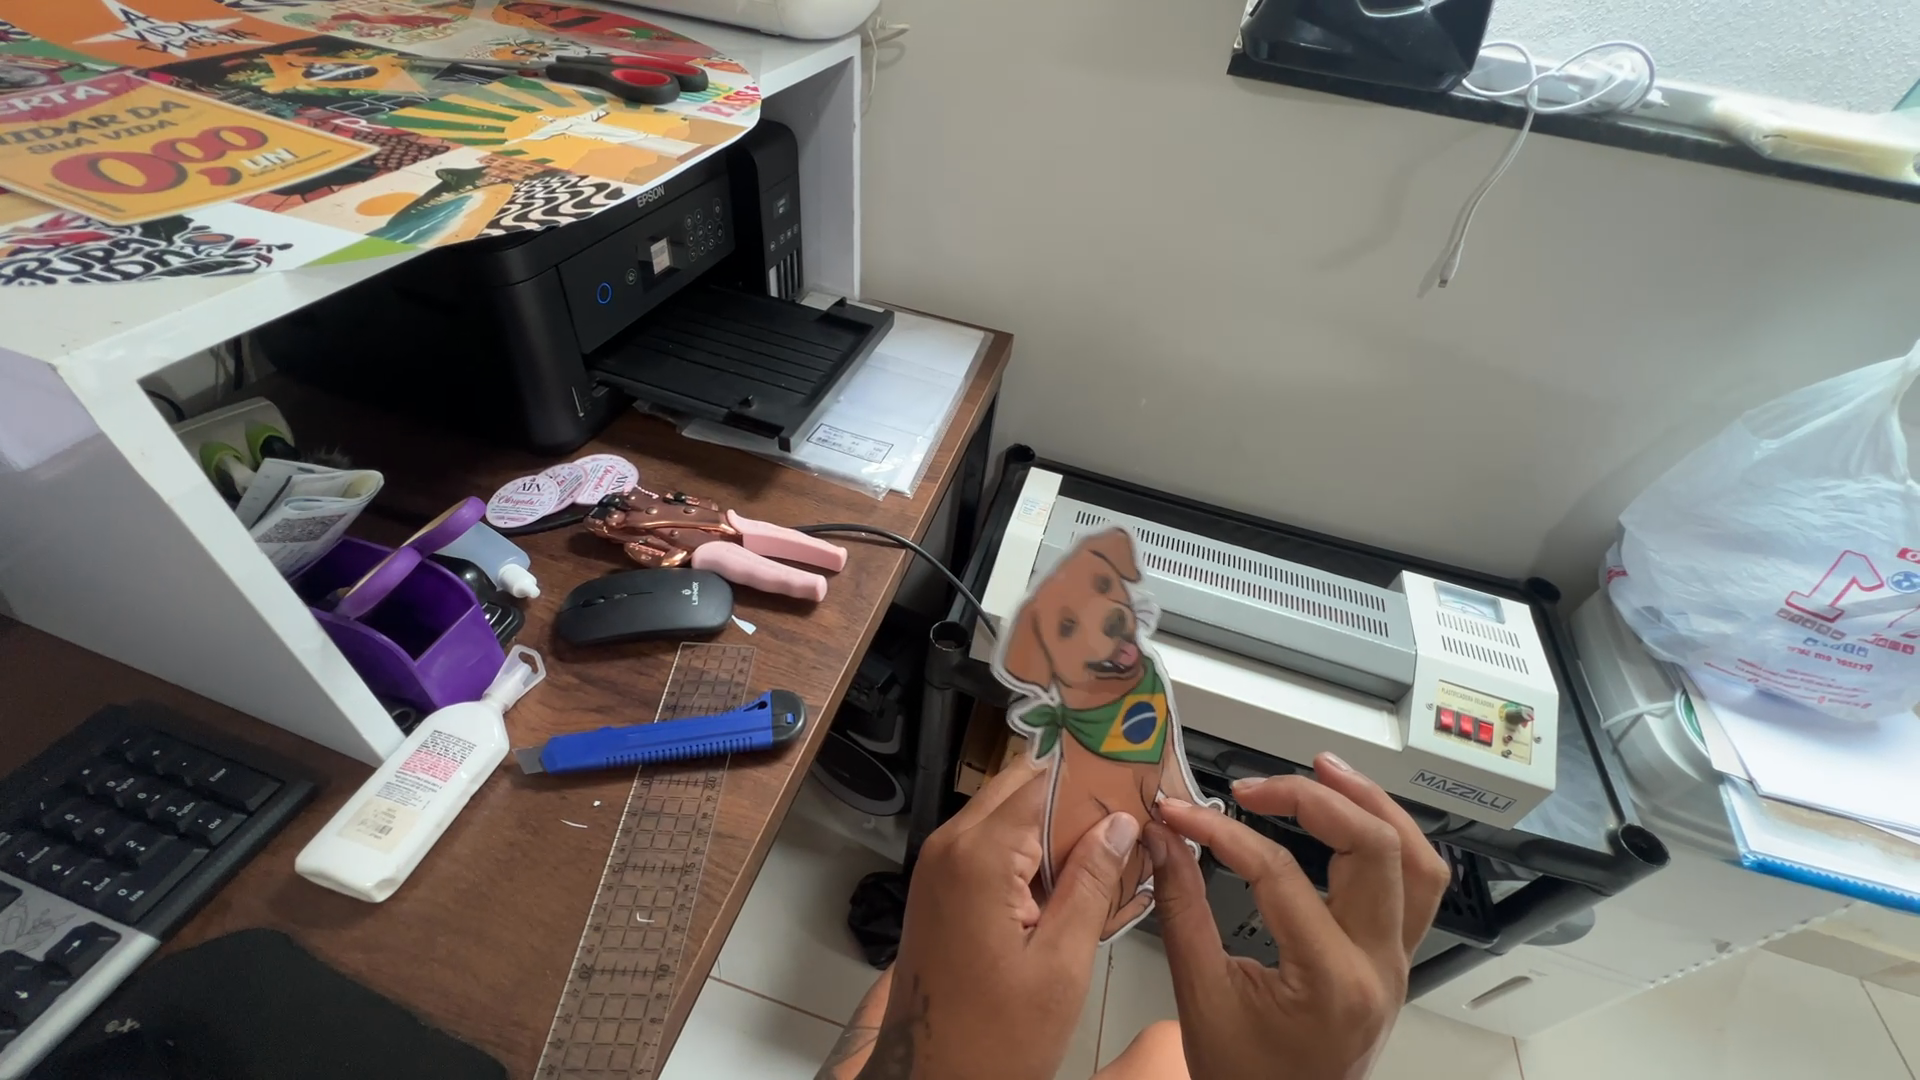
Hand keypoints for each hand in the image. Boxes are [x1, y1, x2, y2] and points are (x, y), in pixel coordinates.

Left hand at [866, 759, 1140, 1079]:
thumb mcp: (1060, 965)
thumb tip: (1121, 821)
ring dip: (1049, 818)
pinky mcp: (936, 879)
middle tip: (1123, 814)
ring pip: (1003, 808)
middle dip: (1071, 794)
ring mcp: (937, 859)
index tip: (1134, 782)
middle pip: (1018, 785)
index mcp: (978, 855)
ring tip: (1103, 842)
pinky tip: (1063, 871)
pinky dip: (1024, 842)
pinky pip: (986, 838)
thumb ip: (1091, 883)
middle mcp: (949, 842)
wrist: (928, 1079)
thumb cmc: (998, 1036)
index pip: (1043, 784)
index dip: (1091, 780)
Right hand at [1147, 753, 1450, 1079]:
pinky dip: (1390, 834)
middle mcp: (1379, 967)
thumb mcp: (1199, 993)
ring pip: (1417, 862)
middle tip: (1254, 783)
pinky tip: (1352, 810)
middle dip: (1312, 799)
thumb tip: (1161, 836)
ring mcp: (1395, 961)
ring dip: (1373, 805)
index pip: (1276, 872)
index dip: (1219, 830)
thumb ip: (1179, 905)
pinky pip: (1416, 883)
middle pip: (1375, 851)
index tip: (1177, 813)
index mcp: (1330, 981)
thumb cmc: (1244, 1076)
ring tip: (1324, 767)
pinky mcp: (1392, 955)